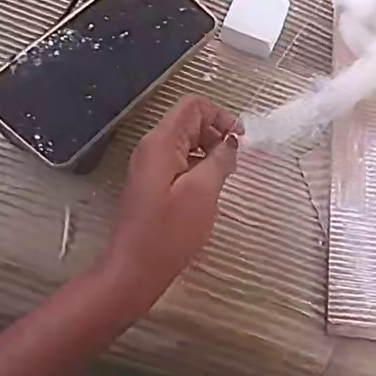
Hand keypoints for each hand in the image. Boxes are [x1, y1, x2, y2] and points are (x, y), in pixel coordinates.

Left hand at [95, 97, 240, 312]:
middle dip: (216, 134)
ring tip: (225, 176)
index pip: (193, 106)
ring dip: (208, 152)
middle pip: (189, 122)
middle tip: (235, 161)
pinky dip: (197, 167)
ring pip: (185, 143)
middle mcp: (152, 147)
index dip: (220, 116)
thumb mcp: (203, 192)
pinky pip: (178, 162)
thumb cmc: (169, 231)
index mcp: (162, 142)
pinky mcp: (151, 184)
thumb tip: (231, 142)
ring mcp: (149, 166)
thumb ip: (219, 160)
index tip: (240, 140)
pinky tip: (209, 189)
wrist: (135, 268)